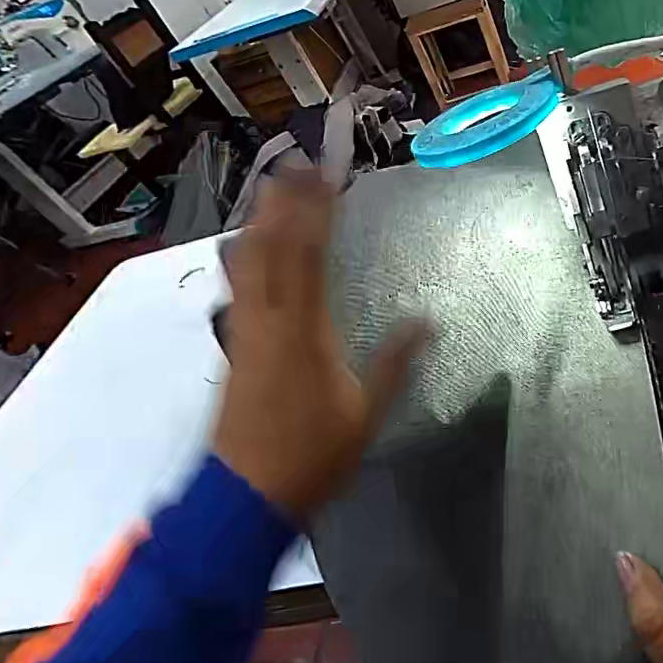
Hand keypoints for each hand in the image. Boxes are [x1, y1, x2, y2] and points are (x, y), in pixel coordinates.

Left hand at [211, 169, 426, 519]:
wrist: (243, 497)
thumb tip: (427, 322)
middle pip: (268, 249)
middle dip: (282, 204)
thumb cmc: (313, 453)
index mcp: (302, 332)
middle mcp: (266, 321)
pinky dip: (248, 254)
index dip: (315, 214)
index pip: (307, 258)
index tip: (325, 179)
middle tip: (295, 165)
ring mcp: (243, 332)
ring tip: (272, 191)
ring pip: (245, 264)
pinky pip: (239, 285)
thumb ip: (395, 362)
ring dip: (260, 222)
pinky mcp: (235, 345)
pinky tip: (253, 245)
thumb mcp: (367, 411)